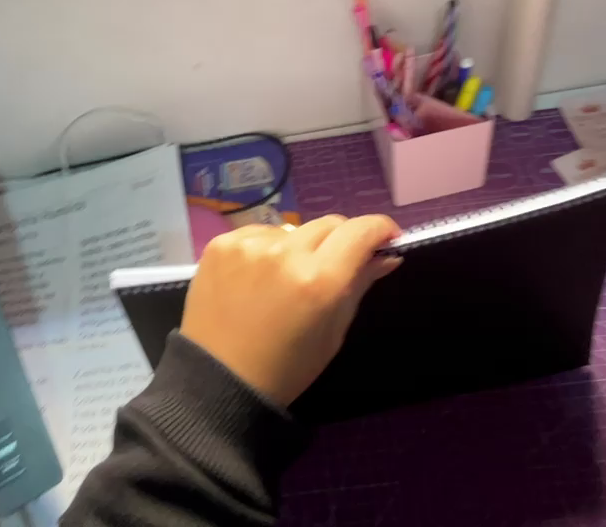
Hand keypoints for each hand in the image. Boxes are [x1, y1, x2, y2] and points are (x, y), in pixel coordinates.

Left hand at [180, 215, 401, 405]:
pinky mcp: (221, 243)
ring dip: (300, 245)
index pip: (359, 231)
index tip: (387, 236)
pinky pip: (259, 233)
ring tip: (287, 278)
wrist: (218, 381)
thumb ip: (359, 284)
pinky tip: (258, 276)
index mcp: (319, 280)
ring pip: (293, 228)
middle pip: (328, 224)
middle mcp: (285, 252)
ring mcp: (249, 244)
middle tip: (336, 264)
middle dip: (341, 240)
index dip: (379, 228)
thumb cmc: (286, 367)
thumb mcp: (333, 333)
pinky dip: (267, 248)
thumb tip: (386, 254)